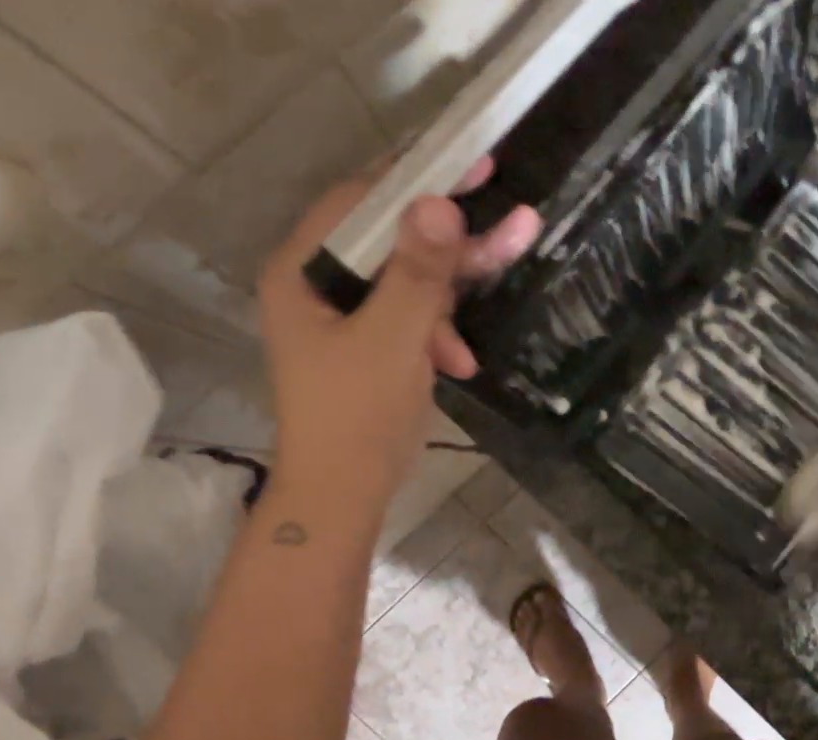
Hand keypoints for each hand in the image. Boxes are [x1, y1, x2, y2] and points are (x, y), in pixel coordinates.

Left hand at [257, 158, 540, 499]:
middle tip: (514, 224)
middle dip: (451, 248)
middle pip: (393, 241)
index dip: (418, 182)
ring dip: (448, 305)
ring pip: (410, 282)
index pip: (361, 202)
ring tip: (469, 342)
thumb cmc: (356, 415)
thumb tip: (439, 204)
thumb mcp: (392, 340)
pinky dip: (439, 335)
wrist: (345, 492)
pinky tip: (459, 364)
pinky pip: (413, 318)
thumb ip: (417, 275)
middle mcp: (318, 283)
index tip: (474, 169)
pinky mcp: (370, 343)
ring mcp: (345, 315)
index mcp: (303, 270)